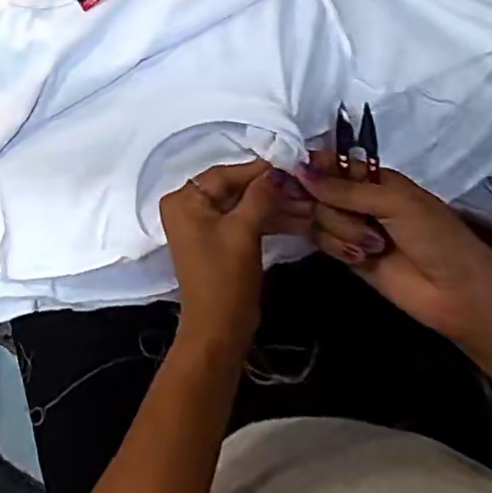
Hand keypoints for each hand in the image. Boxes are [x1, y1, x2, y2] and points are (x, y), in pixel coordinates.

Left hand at [160, 161, 312, 357]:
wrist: (219, 327)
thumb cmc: (225, 277)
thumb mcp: (243, 231)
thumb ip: (259, 197)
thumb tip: (276, 170)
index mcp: (182, 199)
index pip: (223, 174)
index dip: (258, 170)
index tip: (292, 164)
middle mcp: (186, 206)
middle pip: (232, 188)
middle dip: (269, 189)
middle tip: (306, 186)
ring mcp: (201, 224)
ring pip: (241, 205)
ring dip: (273, 205)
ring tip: (309, 203)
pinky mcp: (217, 240)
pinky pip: (242, 221)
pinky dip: (266, 219)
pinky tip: (297, 218)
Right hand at [294, 148, 491, 351]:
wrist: (460, 296)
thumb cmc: (438, 239)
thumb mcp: (396, 203)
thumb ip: (345, 189)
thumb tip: (297, 172)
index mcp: (372, 177)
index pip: (328, 161)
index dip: (311, 166)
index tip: (299, 175)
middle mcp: (355, 197)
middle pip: (313, 187)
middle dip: (323, 202)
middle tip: (346, 216)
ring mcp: (347, 224)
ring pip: (314, 213)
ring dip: (338, 228)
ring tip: (371, 245)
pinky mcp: (341, 250)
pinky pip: (317, 238)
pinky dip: (335, 245)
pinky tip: (359, 256)